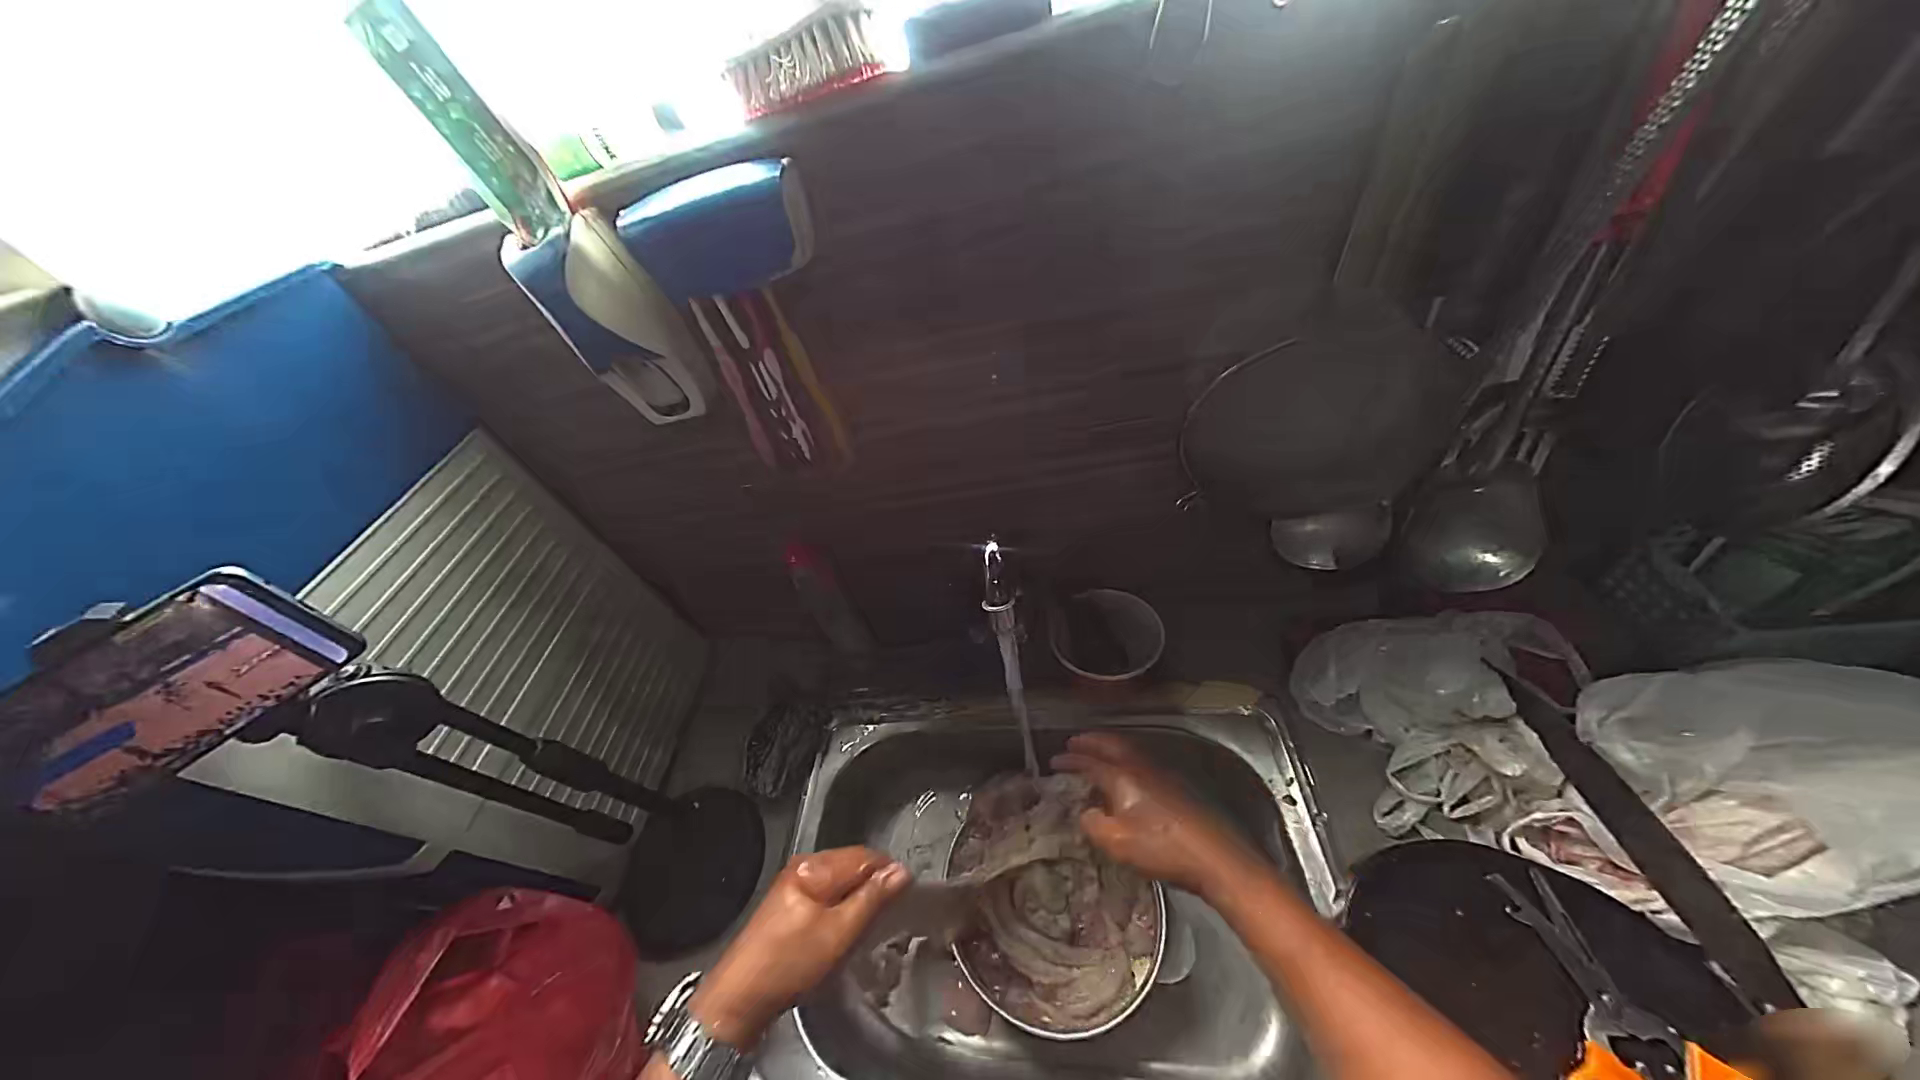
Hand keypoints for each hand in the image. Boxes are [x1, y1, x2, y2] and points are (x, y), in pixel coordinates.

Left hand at [690, 846, 909, 1045]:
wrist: (740, 997)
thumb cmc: (787, 965)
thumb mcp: (839, 933)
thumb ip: (871, 898)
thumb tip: (899, 872)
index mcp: (814, 866)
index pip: (865, 855)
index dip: (888, 873)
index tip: (904, 894)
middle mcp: (802, 865)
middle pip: (852, 864)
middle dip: (872, 885)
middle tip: (886, 914)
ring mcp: (793, 883)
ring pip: (840, 880)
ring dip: (856, 897)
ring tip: (865, 924)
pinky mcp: (788, 902)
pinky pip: (825, 893)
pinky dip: (840, 906)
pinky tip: (841, 929)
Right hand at [1052, 732, 1262, 898]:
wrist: (1217, 858)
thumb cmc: (1162, 849)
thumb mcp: (1117, 843)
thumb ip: (1093, 824)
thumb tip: (1085, 812)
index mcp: (1123, 776)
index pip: (1090, 761)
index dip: (1070, 760)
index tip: (1054, 761)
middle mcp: (1142, 766)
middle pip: (1112, 744)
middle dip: (1091, 742)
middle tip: (1074, 743)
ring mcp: (1164, 773)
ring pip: (1130, 750)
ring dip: (1110, 747)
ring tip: (1097, 752)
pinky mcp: (1179, 785)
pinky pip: (1143, 760)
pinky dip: (1126, 758)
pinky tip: (1127, 773)